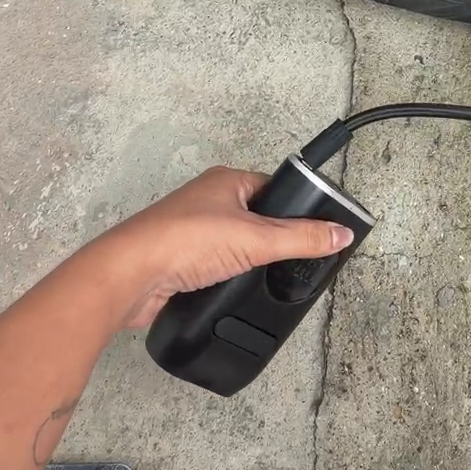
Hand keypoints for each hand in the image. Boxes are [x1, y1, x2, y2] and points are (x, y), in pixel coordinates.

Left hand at [84, 166, 353, 328]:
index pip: (274, 189)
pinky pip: (215, 265)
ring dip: (247, 260)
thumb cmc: (186, 241)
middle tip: (292, 258)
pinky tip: (236, 288)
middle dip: (271, 238)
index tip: (314, 230)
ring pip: (234, 243)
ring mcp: (191, 230)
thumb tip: (341, 233)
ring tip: (264, 276)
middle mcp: (208, 200)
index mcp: (227, 180)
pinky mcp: (178, 260)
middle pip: (256, 217)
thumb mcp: (256, 238)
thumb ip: (302, 238)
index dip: (294, 208)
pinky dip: (228, 276)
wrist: (129, 277)